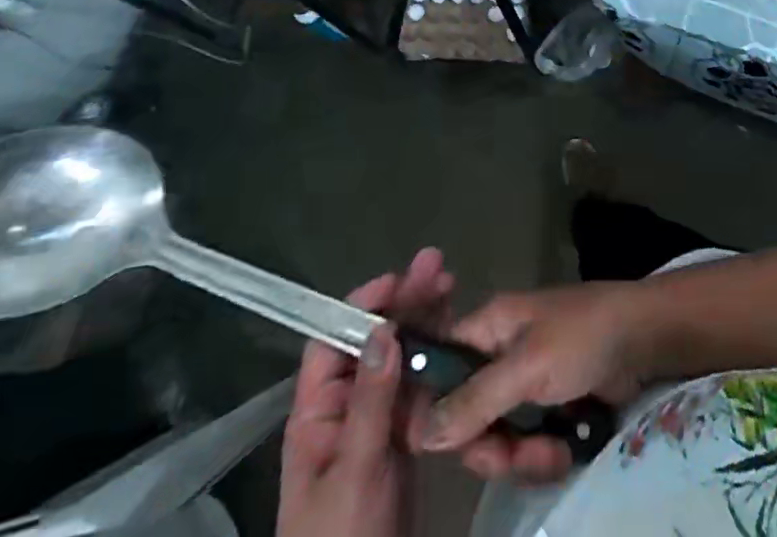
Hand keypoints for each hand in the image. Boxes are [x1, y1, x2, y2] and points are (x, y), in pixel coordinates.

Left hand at [277, 249, 453, 536]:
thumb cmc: (339, 535)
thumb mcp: (354, 468)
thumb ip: (371, 401)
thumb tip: (383, 332)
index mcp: (317, 412)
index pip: (333, 342)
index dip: (362, 307)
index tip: (397, 280)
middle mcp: (344, 406)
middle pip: (373, 343)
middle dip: (403, 303)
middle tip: (438, 266)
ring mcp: (375, 421)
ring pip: (400, 361)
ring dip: (424, 323)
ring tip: (452, 285)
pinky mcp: (401, 437)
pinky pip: (419, 389)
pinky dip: (438, 361)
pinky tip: (459, 338)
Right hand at [415, 282, 657, 483]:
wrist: (648, 338)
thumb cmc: (584, 337)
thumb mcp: (528, 366)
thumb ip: (475, 400)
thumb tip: (420, 433)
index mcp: (488, 328)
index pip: (438, 366)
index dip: (430, 405)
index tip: (435, 445)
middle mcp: (501, 355)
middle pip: (467, 414)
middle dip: (488, 444)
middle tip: (510, 456)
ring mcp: (529, 382)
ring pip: (499, 435)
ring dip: (521, 454)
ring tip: (552, 452)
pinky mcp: (553, 405)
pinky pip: (529, 441)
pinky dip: (544, 452)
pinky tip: (566, 449)